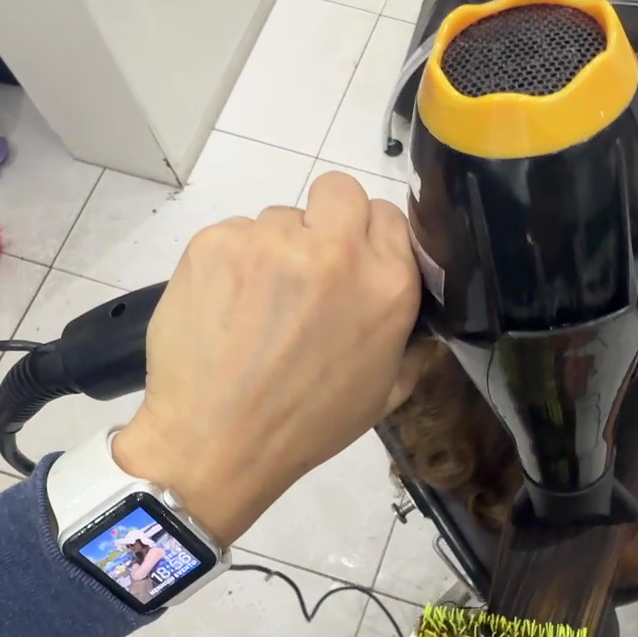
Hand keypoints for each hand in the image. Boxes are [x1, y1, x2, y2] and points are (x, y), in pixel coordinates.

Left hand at [112, 172, 423, 543]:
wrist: (216, 444)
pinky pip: (234, 234)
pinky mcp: (216, 242)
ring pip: (280, 218)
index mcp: (388, 285)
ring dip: (276, 251)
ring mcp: (271, 240)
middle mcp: (337, 251)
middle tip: (308, 270)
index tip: (353, 265)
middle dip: (328, 222)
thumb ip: (411, 345)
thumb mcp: (384, 394)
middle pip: (339, 191)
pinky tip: (226, 308)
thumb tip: (421, 324)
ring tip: (259, 307)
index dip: (370, 238)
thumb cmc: (308, 427)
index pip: (389, 215)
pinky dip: (233, 264)